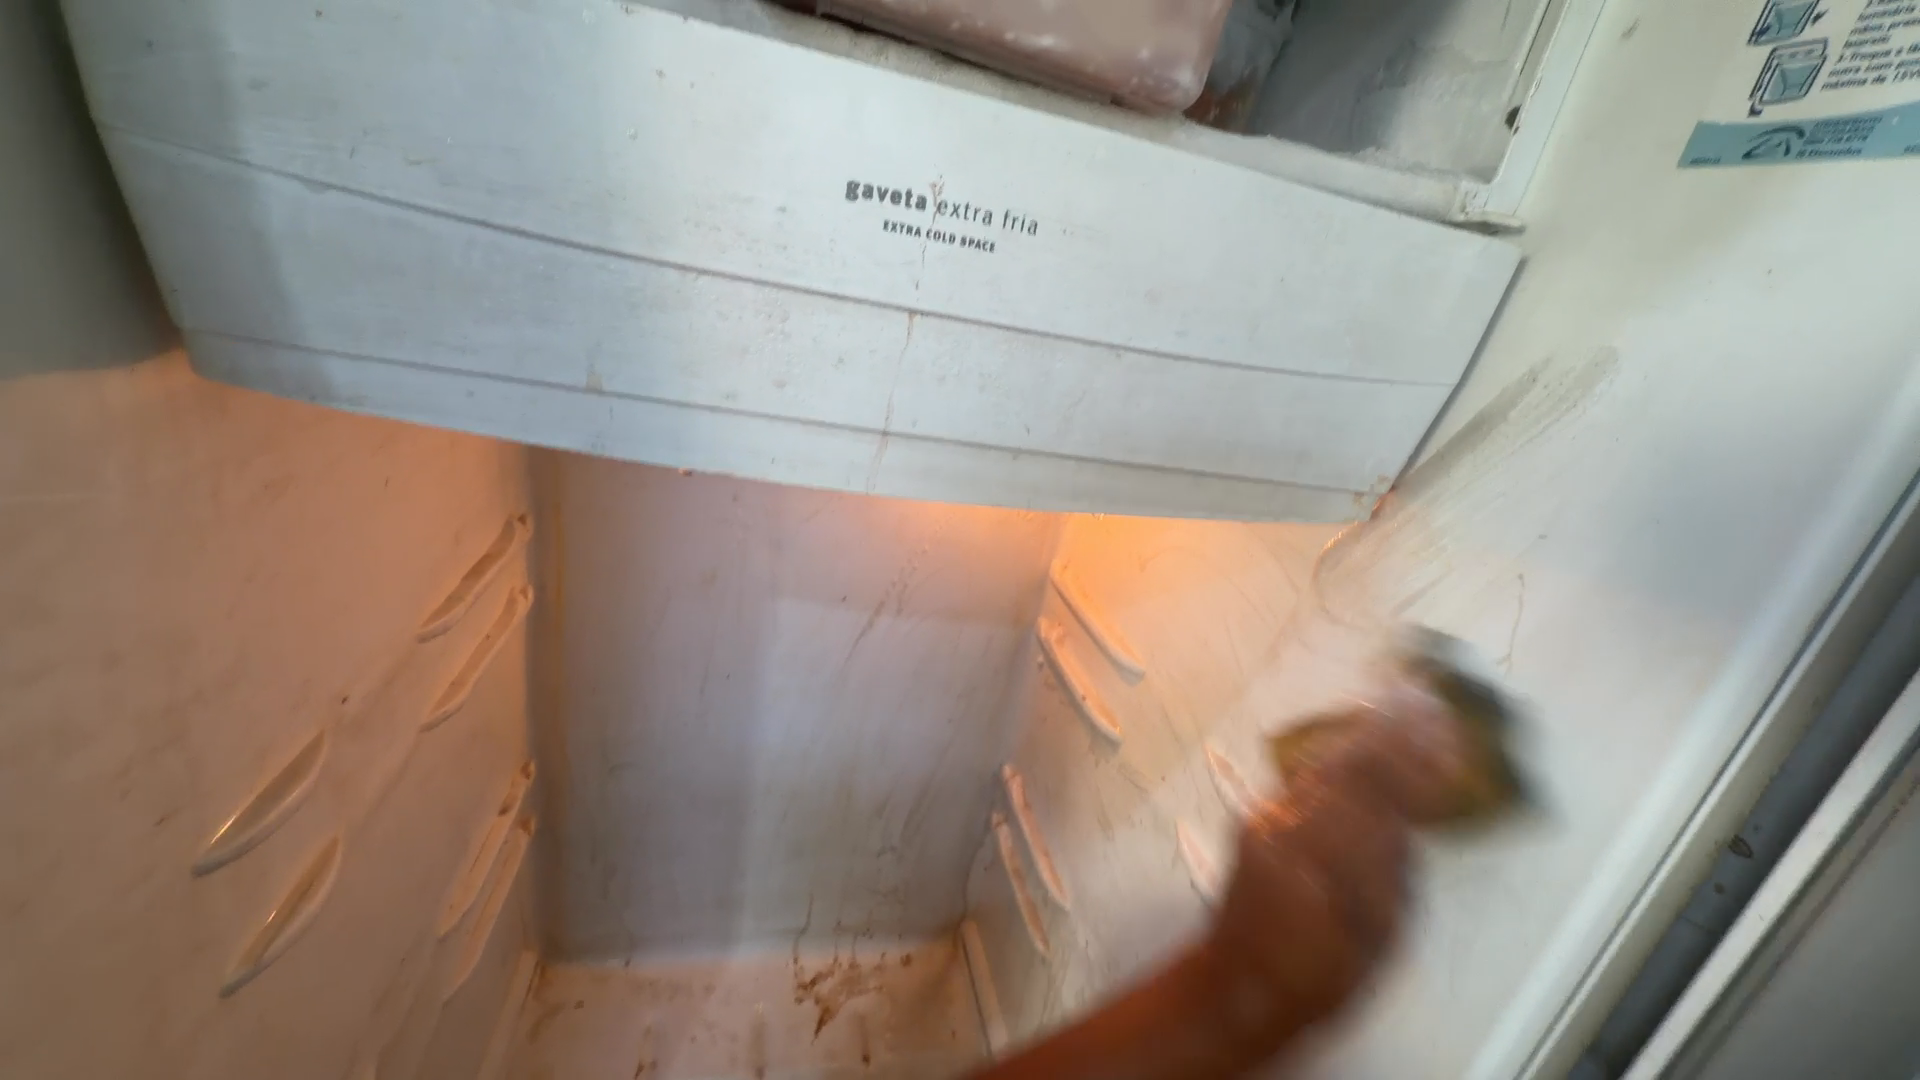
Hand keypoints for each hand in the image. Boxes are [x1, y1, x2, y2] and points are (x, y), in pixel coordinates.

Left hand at [1205, 693, 1471, 1051]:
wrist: (1239, 982)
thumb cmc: (1319, 976)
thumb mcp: (1378, 935)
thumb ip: (1394, 870)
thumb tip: (1408, 821)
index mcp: (1339, 860)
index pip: (1385, 792)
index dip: (1414, 756)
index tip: (1440, 725)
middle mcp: (1298, 828)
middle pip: (1352, 766)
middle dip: (1390, 729)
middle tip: (1420, 694)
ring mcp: (1271, 819)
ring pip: (1323, 766)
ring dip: (1361, 734)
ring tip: (1392, 703)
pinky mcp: (1255, 820)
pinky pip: (1302, 780)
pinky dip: (1332, 756)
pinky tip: (1349, 741)